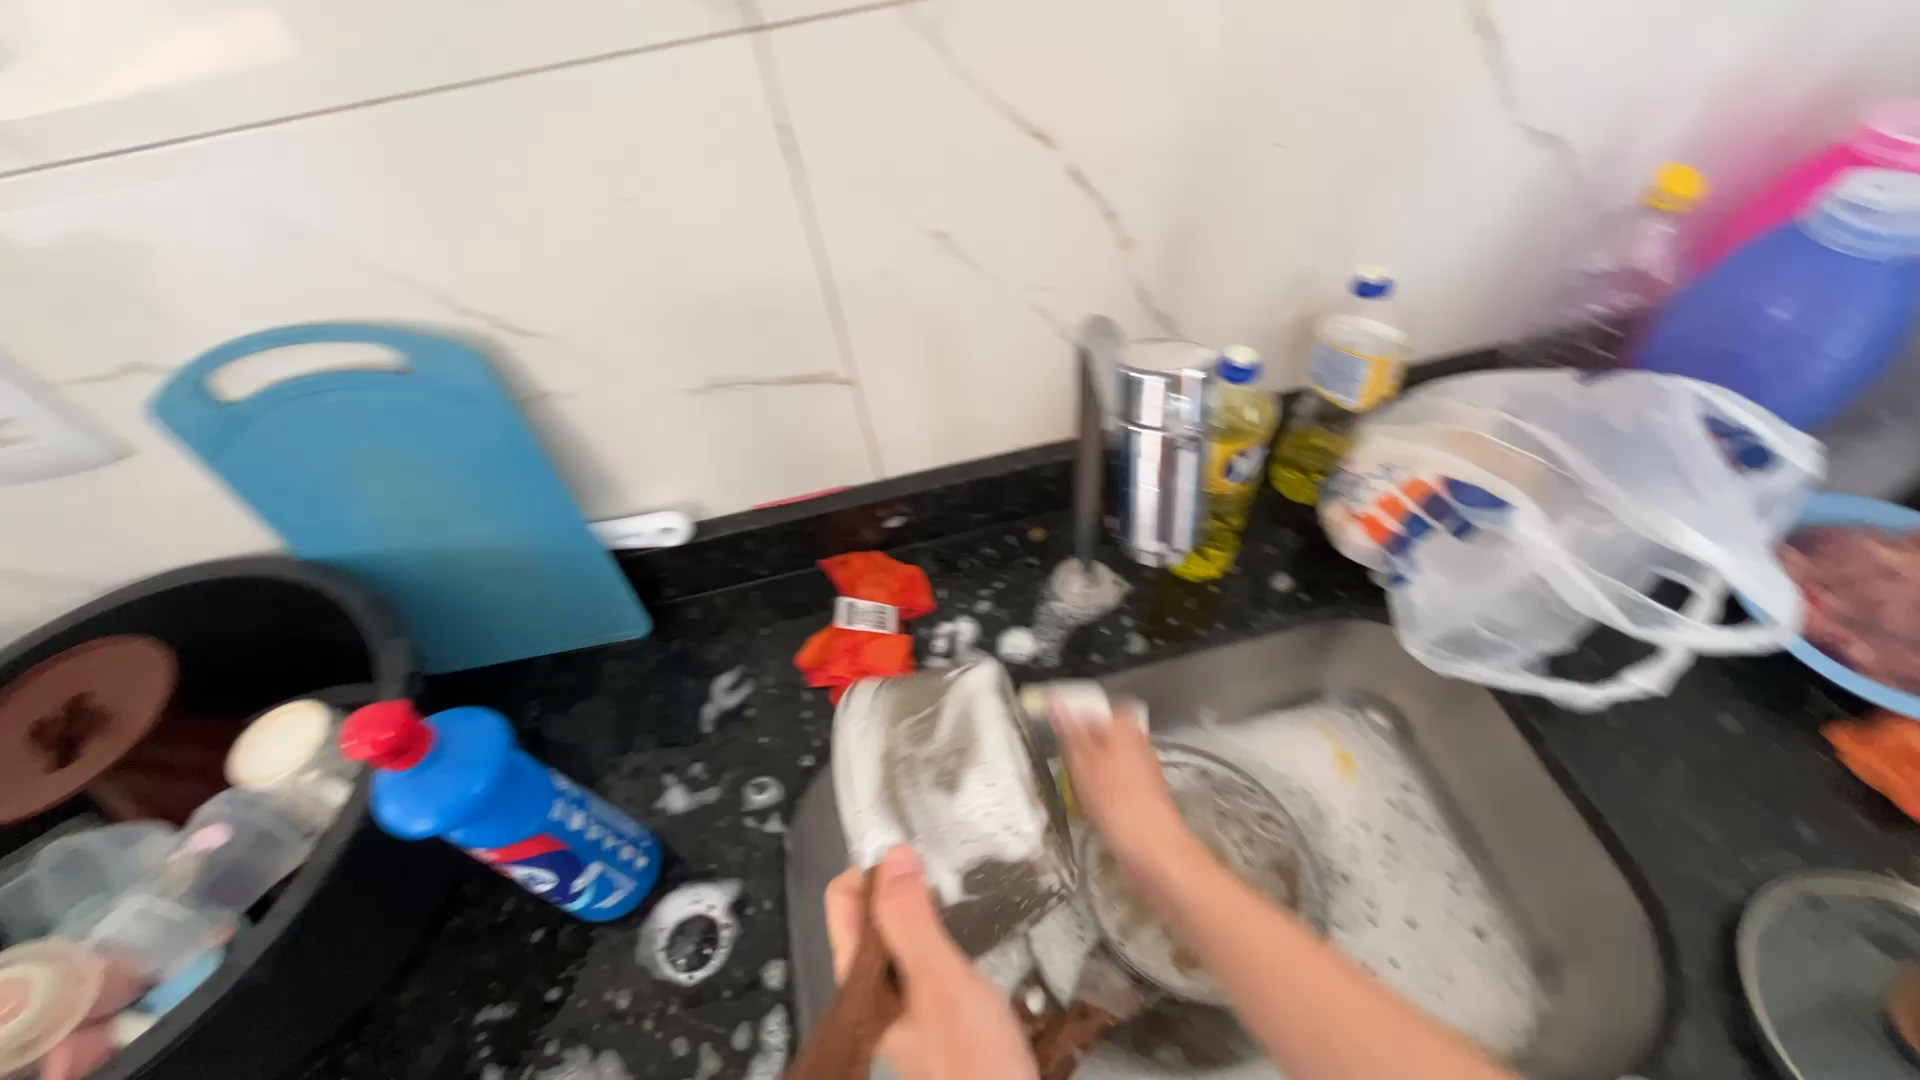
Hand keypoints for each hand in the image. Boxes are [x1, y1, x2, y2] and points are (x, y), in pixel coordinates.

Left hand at [825, 846, 1037, 1079]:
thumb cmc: (969, 1055)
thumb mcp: (938, 979)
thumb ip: (911, 920)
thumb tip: (891, 854)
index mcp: (859, 978)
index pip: (843, 899)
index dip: (872, 866)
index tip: (914, 851)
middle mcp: (871, 987)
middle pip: (870, 911)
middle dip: (899, 879)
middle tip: (942, 867)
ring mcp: (901, 1000)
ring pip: (898, 930)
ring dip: (921, 902)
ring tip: (956, 886)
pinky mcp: (931, 1008)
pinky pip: (922, 950)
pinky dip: (939, 927)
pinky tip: (967, 926)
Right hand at [1050, 699, 1187, 866]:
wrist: (1153, 848)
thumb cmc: (1114, 799)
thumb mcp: (1082, 759)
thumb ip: (1068, 727)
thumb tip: (1055, 698)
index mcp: (1124, 724)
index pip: (1092, 708)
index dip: (1072, 719)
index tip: (1057, 736)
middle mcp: (1137, 740)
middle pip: (1099, 735)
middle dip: (1080, 749)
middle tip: (1066, 767)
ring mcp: (1143, 767)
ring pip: (1105, 760)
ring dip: (1089, 773)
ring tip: (1078, 791)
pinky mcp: (1144, 793)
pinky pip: (1114, 782)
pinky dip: (1101, 791)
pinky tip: (1094, 808)